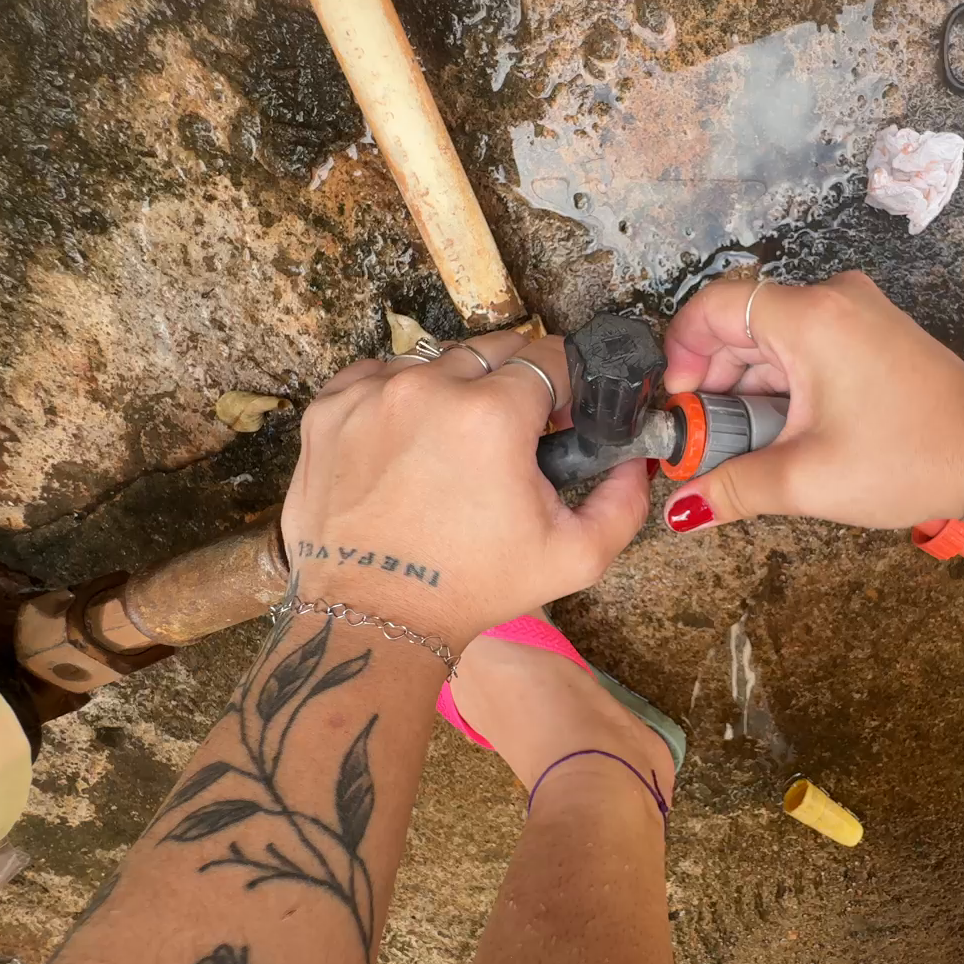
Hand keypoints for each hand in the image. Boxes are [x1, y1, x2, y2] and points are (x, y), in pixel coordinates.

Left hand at [281, 332, 648, 644]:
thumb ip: (627, 501)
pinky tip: (417, 435)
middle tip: (523, 428)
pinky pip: (380, 374)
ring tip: (465, 438)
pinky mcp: (327, 411)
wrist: (377, 615)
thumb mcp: (579, 556)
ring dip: (462, 386)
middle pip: (494, 348)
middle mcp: (427, 389)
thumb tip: (635, 460)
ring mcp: (369, 395)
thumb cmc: (477, 585)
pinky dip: (406, 394)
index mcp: (492, 415)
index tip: (568, 413)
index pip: (550, 357)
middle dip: (520, 379)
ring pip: (438, 360)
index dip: (570, 383)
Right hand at [659, 272, 963, 531]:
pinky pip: (804, 347)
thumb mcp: (808, 479)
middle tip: (711, 440)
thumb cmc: (908, 459)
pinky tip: (784, 430)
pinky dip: (782, 384)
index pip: (714, 307)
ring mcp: (855, 312)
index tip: (681, 406)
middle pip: (741, 325)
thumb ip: (733, 488)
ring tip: (749, 446)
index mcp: (812, 318)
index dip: (681, 353)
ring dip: (748, 389)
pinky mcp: (869, 332)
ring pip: (772, 340)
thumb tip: (683, 510)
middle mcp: (832, 298)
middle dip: (715, 383)